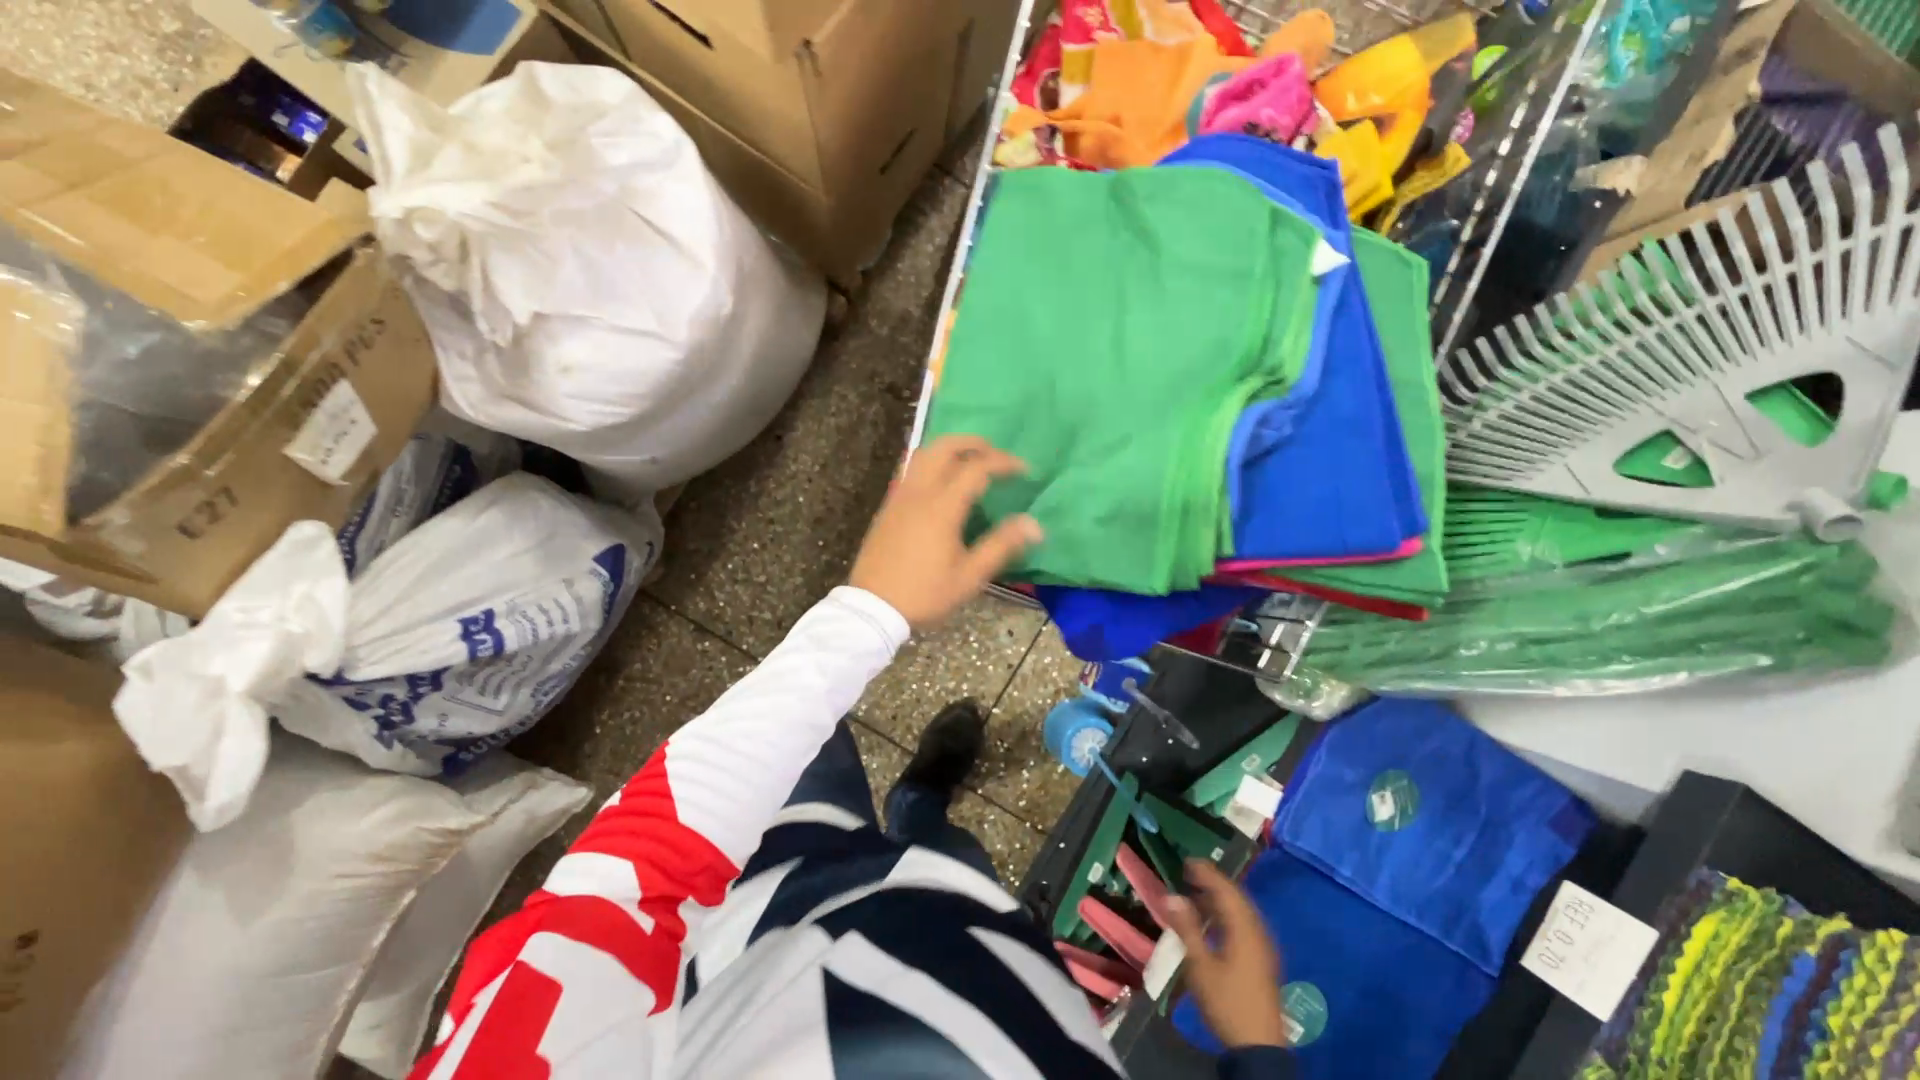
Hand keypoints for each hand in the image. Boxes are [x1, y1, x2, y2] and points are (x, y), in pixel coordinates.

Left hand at [850, 435, 1042, 630]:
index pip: (977, 468)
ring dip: (950, 449)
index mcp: (942, 507)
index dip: (1003, 463)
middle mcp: (919, 492)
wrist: (873, 608)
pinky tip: (942, 482)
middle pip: (945, 447)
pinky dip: (932, 463)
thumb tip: (1035, 524)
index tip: (1024, 470)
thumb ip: (1001, 545)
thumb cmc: (925, 593)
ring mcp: (899, 497)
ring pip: (924, 454)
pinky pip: (910, 470)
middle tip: (996, 455)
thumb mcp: (970, 576)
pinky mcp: (888, 506)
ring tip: (970, 462)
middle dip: (974, 444)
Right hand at [1167, 859, 1289, 1049]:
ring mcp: (1263, 947)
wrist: (1259, 1045)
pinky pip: (1244, 926)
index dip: (1207, 873)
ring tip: (1195, 896)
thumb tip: (1172, 896)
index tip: (1187, 861)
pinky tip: (1211, 924)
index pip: (1226, 890)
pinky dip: (1226, 917)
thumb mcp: (1200, 965)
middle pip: (1236, 899)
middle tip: (1188, 875)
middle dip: (1213, 884)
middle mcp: (1258, 932)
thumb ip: (1187, 928)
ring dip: (1219, 901)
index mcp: (1244, 929)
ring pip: (1241, 913)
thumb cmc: (1227, 1002)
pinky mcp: (1262, 960)